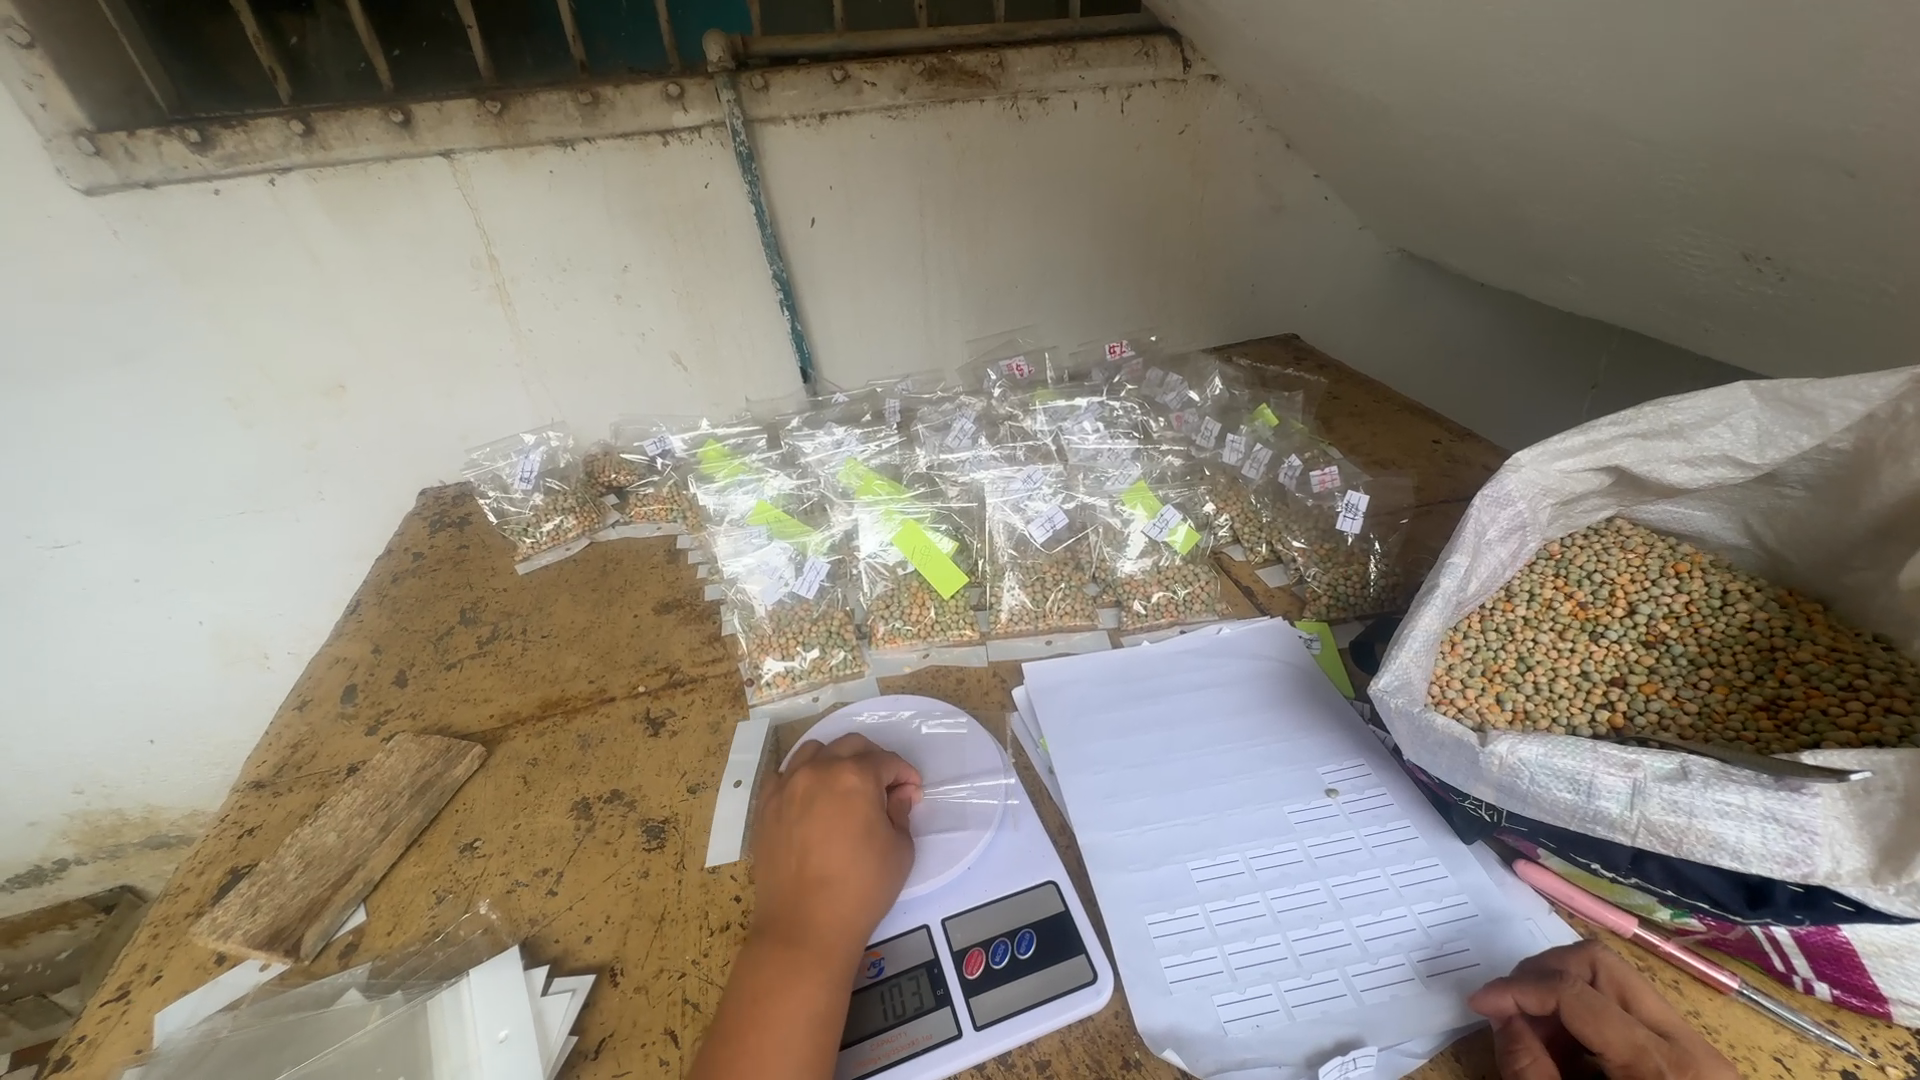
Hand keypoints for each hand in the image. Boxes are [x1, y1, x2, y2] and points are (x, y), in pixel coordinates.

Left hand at [750, 733, 922, 963]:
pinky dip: (802, 776)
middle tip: (885, 787)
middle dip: (874, 760)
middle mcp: (819, 770)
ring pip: (815, 751)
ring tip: (846, 785)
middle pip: (851, 746)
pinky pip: (785, 774)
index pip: (887, 761)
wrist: (805, 926)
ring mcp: (788, 785)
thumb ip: (901, 813)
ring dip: (836, 760)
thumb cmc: (861, 889)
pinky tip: (812, 796)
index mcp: (856, 776)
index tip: (912, 793)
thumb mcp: (900, 849)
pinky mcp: (766, 805)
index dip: (905, 774)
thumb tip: (899, 795)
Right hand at [1469, 941, 1739, 1079]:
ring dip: (1559, 991)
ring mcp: (1700, 1048)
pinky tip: (1570, 1050)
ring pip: (1610, 977)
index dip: (1515, 989)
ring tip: (1540, 1035)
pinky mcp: (1694, 1055)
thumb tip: (1502, 1014)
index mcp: (1665, 1069)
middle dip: (1540, 975)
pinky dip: (1584, 1012)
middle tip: (1511, 1008)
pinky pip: (1625, 1005)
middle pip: (1597, 963)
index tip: (1478, 1004)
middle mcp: (1693, 1047)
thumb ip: (1528, 1067)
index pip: (1572, 991)